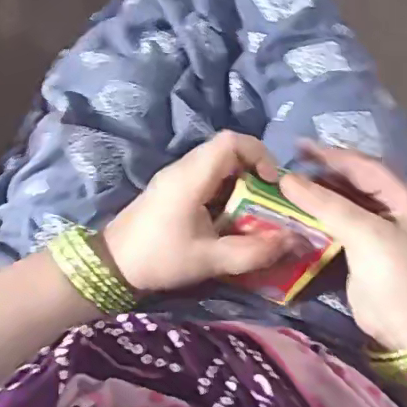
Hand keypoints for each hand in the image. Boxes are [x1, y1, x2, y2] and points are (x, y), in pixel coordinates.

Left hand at [103, 132, 293, 292]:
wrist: (111, 266)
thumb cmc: (160, 259)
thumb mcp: (211, 260)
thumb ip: (255, 251)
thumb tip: (296, 242)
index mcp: (191, 177)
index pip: (230, 141)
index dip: (259, 154)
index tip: (272, 183)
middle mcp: (183, 169)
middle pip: (226, 150)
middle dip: (254, 170)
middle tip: (269, 199)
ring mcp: (174, 178)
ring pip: (216, 164)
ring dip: (239, 182)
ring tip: (254, 211)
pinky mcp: (170, 190)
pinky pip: (204, 177)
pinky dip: (224, 190)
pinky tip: (229, 218)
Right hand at [277, 141, 406, 352]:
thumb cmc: (397, 279)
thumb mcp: (367, 236)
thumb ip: (329, 206)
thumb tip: (289, 180)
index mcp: (402, 199)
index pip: (364, 166)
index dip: (331, 155)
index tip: (298, 147)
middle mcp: (390, 210)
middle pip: (353, 181)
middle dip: (322, 171)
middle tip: (287, 165)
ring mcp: (376, 232)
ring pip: (343, 202)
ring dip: (317, 193)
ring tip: (287, 185)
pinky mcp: (361, 252)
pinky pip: (336, 224)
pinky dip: (316, 216)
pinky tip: (297, 213)